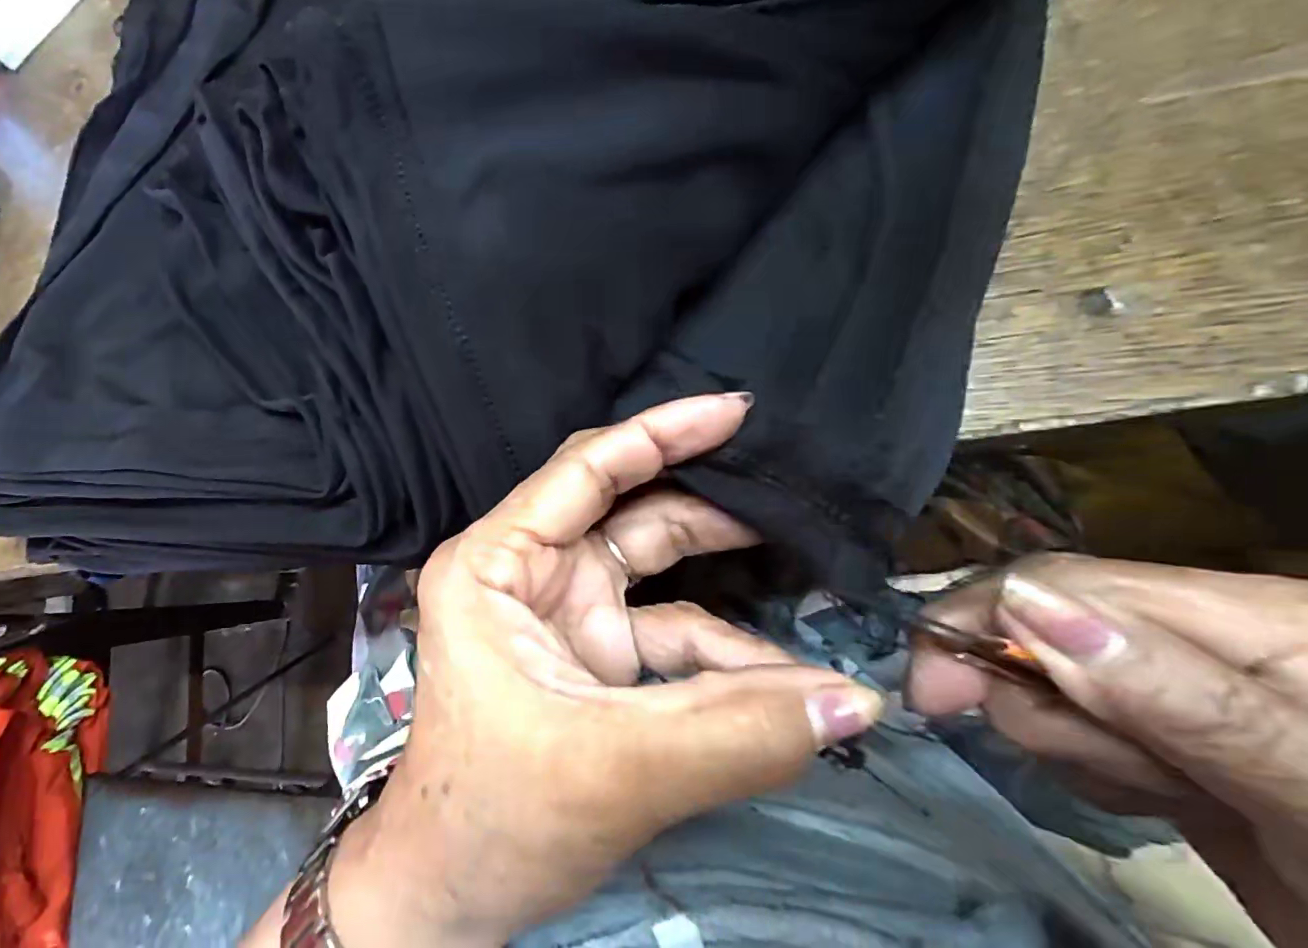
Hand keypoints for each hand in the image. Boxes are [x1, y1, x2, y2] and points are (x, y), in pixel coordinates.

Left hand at [323, 394, 881, 946]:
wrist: (451, 897)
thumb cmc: (495, 818)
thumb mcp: (614, 770)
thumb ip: (736, 734)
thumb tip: (856, 703)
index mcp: (497, 563)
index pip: (585, 469)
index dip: (660, 433)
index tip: (735, 410)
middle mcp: (528, 570)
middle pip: (626, 506)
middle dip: (704, 496)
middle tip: (781, 482)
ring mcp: (565, 611)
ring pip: (656, 567)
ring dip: (728, 577)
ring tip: (804, 570)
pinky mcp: (594, 654)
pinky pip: (671, 633)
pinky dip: (726, 653)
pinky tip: (785, 682)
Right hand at [909, 554, 1307, 947]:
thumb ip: (1205, 711)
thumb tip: (1027, 604)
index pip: (1104, 584)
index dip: (995, 619)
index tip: (930, 693)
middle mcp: (1271, 637)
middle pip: (1084, 622)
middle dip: (1043, 690)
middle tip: (1079, 769)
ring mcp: (1244, 688)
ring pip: (1084, 670)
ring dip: (1075, 732)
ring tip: (1150, 796)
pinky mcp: (1220, 734)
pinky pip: (1112, 715)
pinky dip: (1098, 754)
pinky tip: (1151, 792)